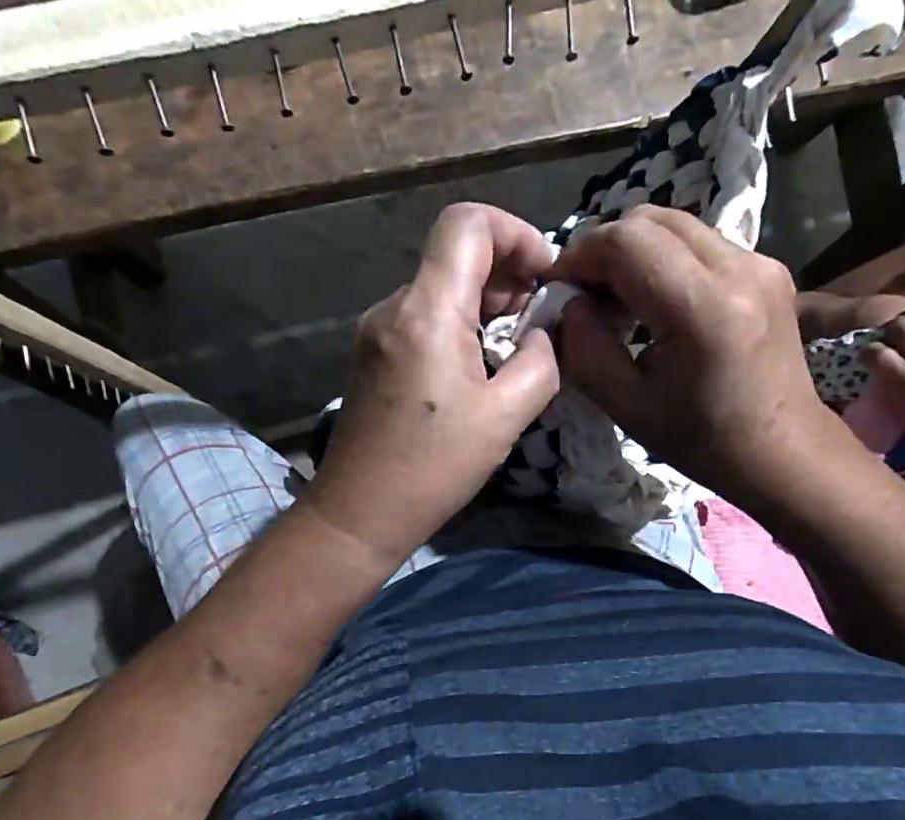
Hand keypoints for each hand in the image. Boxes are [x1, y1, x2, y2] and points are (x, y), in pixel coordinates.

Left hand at [307, 203, 558, 561]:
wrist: (357, 512)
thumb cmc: (432, 468)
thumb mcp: (505, 416)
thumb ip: (541, 359)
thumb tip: (547, 332)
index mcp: (426, 311)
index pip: (467, 222)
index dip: (515, 232)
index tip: (542, 278)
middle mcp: (393, 308)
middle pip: (454, 254)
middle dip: (505, 274)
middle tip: (535, 322)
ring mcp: (374, 332)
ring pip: (437, 287)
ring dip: (481, 303)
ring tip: (510, 349)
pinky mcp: (369, 356)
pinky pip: (419, 319)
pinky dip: (454, 325)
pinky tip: (473, 368)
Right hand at [546, 205, 834, 484]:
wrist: (779, 449)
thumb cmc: (698, 438)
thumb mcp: (624, 405)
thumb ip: (586, 349)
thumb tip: (568, 305)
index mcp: (704, 310)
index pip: (627, 242)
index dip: (581, 255)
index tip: (559, 290)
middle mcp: (739, 269)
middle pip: (649, 219)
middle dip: (602, 249)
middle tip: (584, 295)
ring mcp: (759, 262)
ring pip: (673, 224)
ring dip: (631, 252)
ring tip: (615, 300)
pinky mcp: (765, 266)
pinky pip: (696, 241)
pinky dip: (660, 260)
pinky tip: (651, 303)